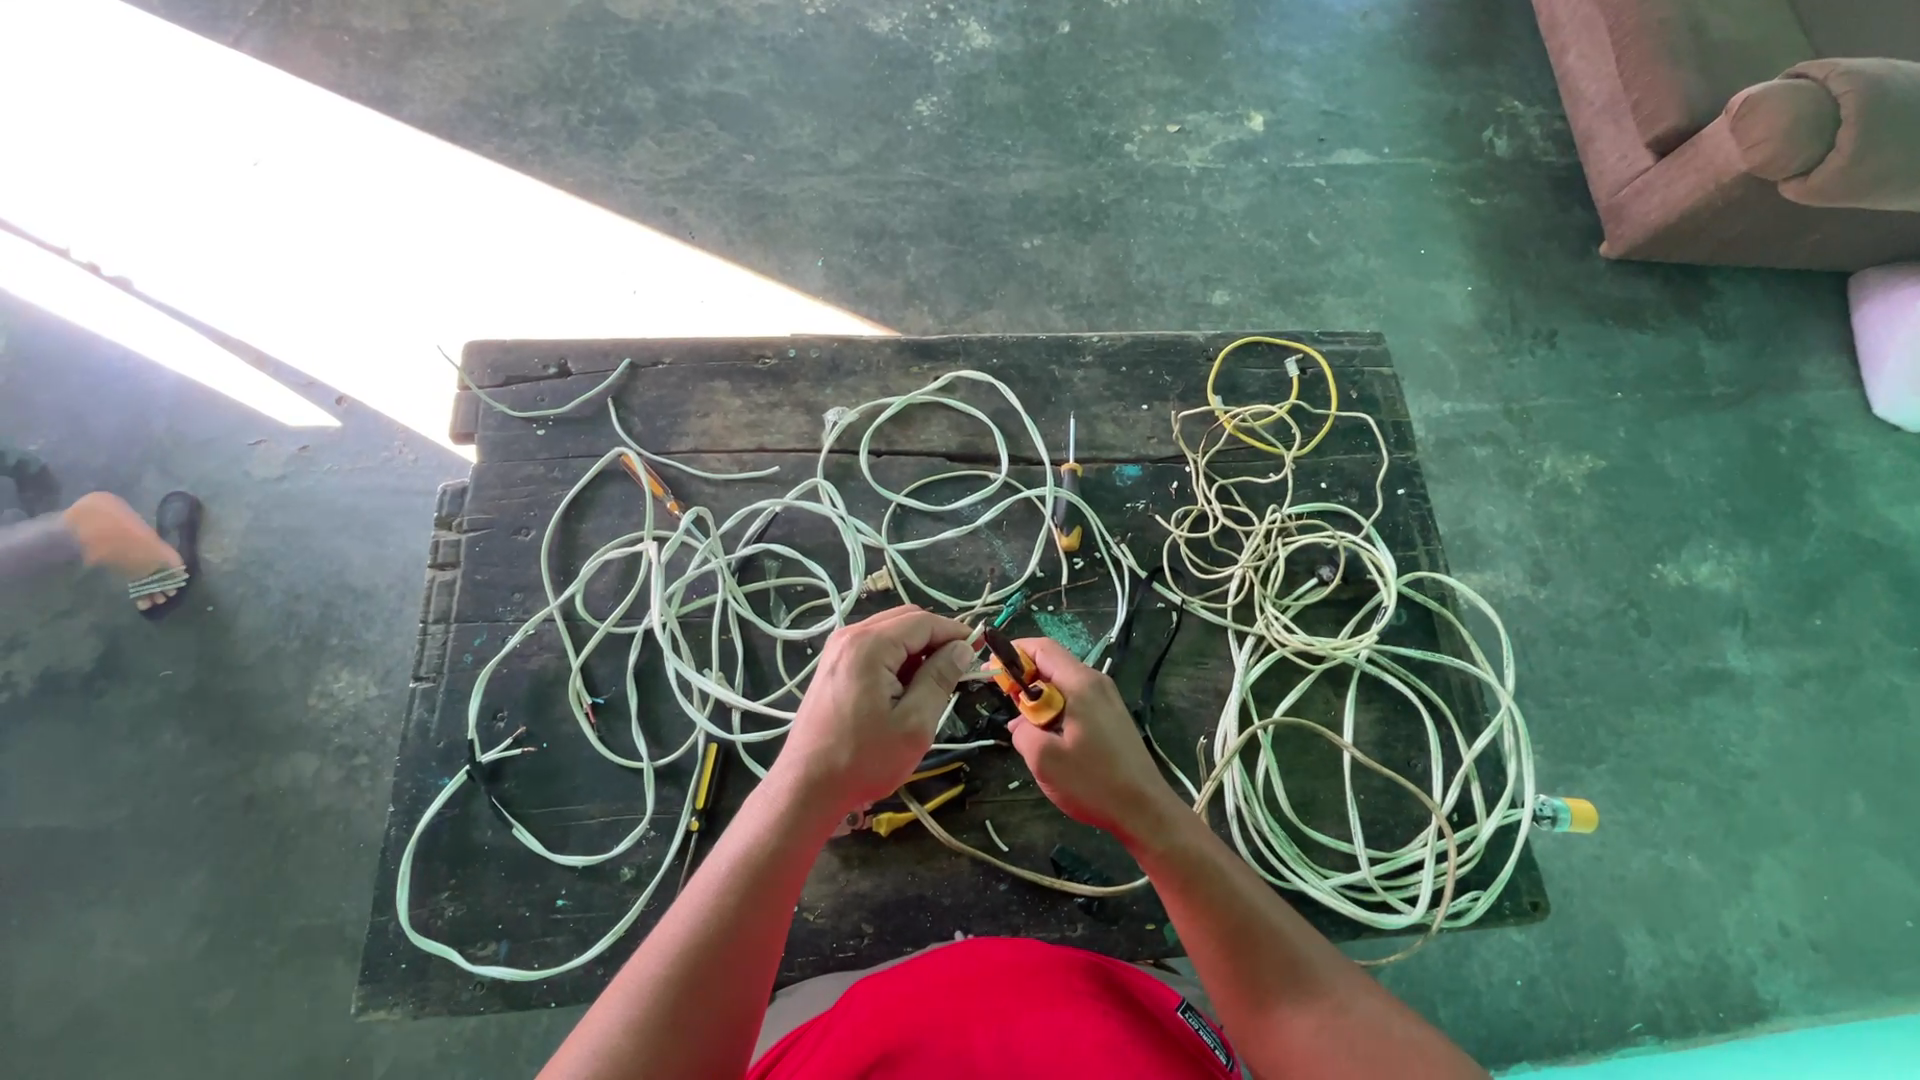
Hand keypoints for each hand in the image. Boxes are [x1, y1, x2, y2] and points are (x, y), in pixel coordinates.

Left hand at [778, 605, 974, 814]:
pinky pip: (874, 646)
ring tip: (932, 683)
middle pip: (906, 619)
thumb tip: (962, 649)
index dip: (956, 632)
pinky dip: (896, 657)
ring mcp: (838, 649)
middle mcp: (849, 636)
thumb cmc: (862, 759)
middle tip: (958, 670)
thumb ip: (939, 679)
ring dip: (917, 649)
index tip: (979, 651)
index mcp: (869, 645)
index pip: (923, 622)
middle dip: (936, 638)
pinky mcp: (834, 665)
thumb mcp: (914, 724)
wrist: (807, 786)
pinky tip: (905, 687)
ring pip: (890, 631)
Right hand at [1005, 637, 1184, 843]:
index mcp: (1081, 684)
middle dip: (1024, 678)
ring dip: (1039, 698)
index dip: (1013, 652)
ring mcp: (1107, 699)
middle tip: (1008, 706)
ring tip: (1027, 729)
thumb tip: (1019, 723)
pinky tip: (1049, 739)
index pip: (1042, 648)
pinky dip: (1056, 710)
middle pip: (1053, 663)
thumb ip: (1022, 732)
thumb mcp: (1044, 759)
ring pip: (1063, 684)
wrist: (1145, 810)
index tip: (992, 672)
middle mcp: (1096, 683)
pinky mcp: (1111, 717)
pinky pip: (1076, 700)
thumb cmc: (1094, 783)